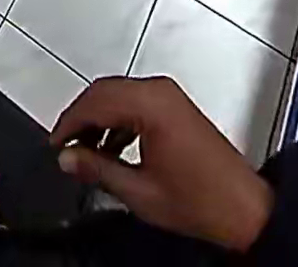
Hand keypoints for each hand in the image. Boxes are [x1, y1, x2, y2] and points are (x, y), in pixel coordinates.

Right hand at [49, 76, 272, 251]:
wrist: (241, 206)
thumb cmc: (201, 199)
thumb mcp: (140, 192)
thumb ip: (99, 170)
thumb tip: (69, 158)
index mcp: (151, 104)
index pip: (97, 101)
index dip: (70, 122)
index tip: (55, 142)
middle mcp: (159, 90)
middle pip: (105, 91)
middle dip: (80, 117)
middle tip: (64, 145)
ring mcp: (168, 95)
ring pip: (118, 94)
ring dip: (98, 118)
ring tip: (83, 151)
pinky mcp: (172, 104)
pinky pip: (134, 100)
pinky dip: (116, 118)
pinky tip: (110, 146)